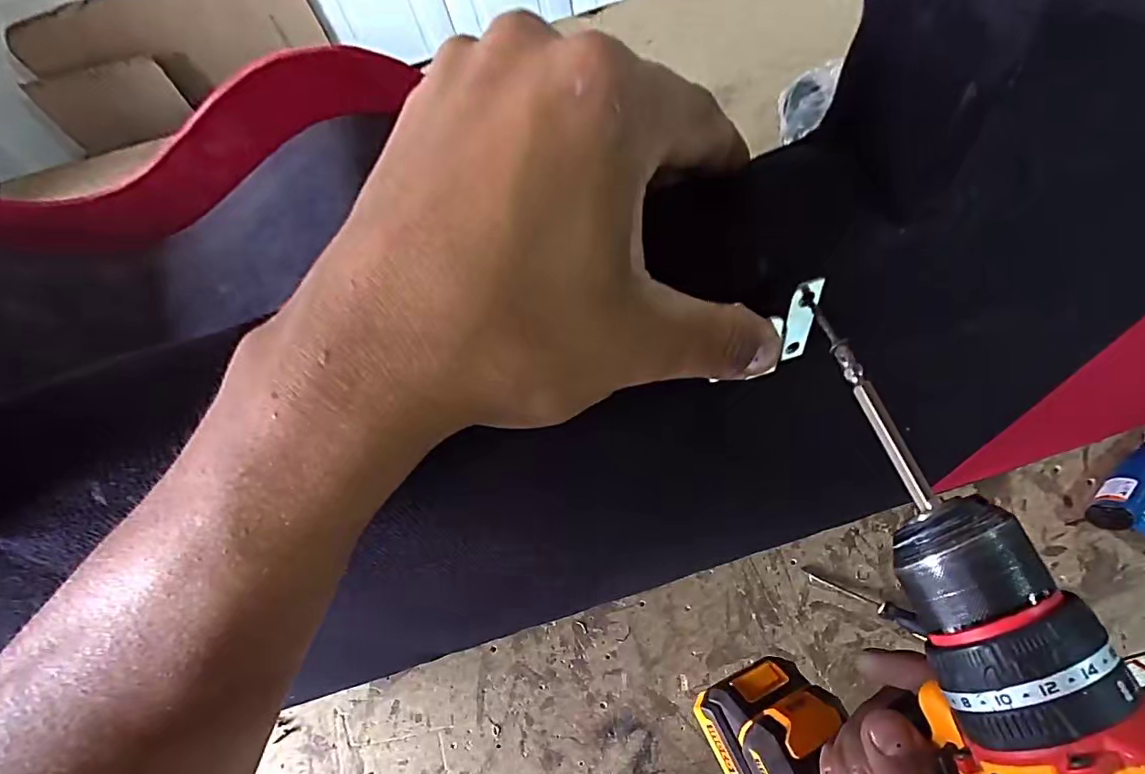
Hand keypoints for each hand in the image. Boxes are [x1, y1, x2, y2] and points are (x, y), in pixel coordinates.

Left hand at [231, 13, 781, 447]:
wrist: (375, 353)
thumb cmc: (523, 334)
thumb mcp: (642, 342)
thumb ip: (721, 337)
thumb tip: (770, 346)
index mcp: (607, 95)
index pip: (703, 123)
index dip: (725, 177)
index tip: (724, 222)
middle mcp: (537, 50)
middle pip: (638, 107)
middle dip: (661, 169)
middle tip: (661, 244)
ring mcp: (468, 65)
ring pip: (572, 105)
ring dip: (599, 158)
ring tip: (594, 232)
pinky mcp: (419, 98)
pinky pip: (513, 113)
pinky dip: (539, 152)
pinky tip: (531, 216)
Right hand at [819, 651, 1039, 773]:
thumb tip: (882, 723)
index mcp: (984, 759)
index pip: (951, 694)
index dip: (911, 672)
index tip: (869, 665)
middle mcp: (952, 752)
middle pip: (898, 704)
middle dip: (869, 735)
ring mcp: (919, 765)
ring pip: (869, 724)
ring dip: (852, 757)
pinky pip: (850, 749)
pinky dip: (839, 767)